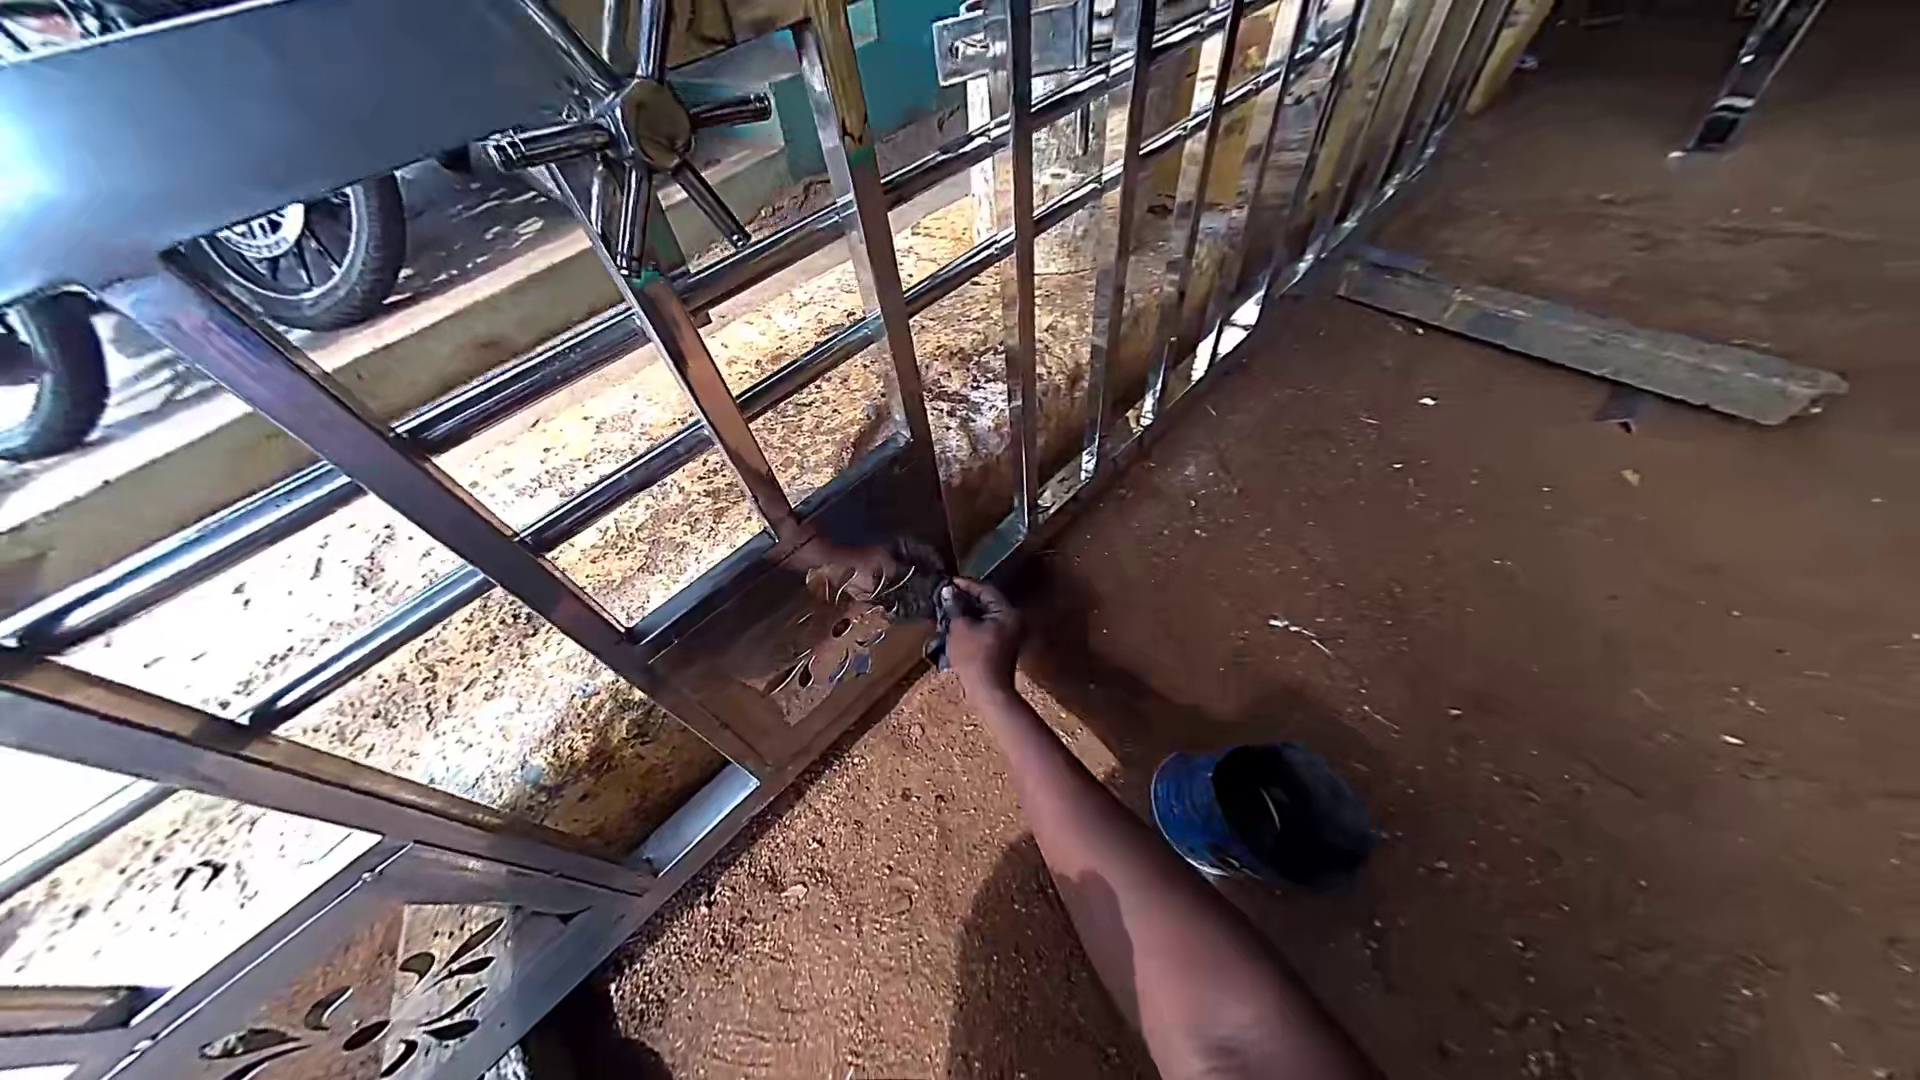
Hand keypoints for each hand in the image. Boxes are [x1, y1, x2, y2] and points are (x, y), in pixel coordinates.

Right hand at [941, 578, 1022, 698]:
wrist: (988, 692)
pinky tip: (952, 626)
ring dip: (964, 614)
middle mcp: (1012, 620)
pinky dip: (969, 626)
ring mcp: (1008, 634)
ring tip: (944, 610)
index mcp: (1007, 612)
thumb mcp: (960, 628)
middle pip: (985, 603)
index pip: (985, 589)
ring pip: (983, 617)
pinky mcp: (1001, 646)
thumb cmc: (974, 658)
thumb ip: (955, 606)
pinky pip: (984, 629)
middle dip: (963, 600)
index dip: (965, 584)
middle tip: (944, 595)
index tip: (948, 581)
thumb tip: (948, 591)